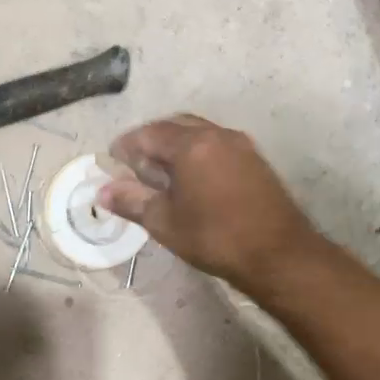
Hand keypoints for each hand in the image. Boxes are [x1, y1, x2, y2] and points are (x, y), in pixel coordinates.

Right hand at [97, 115, 323, 290]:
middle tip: (134, 164)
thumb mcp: (164, 222)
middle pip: (175, 126)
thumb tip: (102, 191)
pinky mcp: (254, 160)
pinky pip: (215, 145)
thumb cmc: (213, 237)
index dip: (126, 145)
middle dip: (150, 140)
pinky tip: (189, 180)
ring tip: (160, 174)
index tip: (112, 160)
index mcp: (191, 146)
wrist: (277, 253)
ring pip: (198, 133)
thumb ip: (131, 201)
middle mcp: (217, 135)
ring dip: (174, 145)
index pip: (149, 134)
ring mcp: (240, 145)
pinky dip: (195, 153)